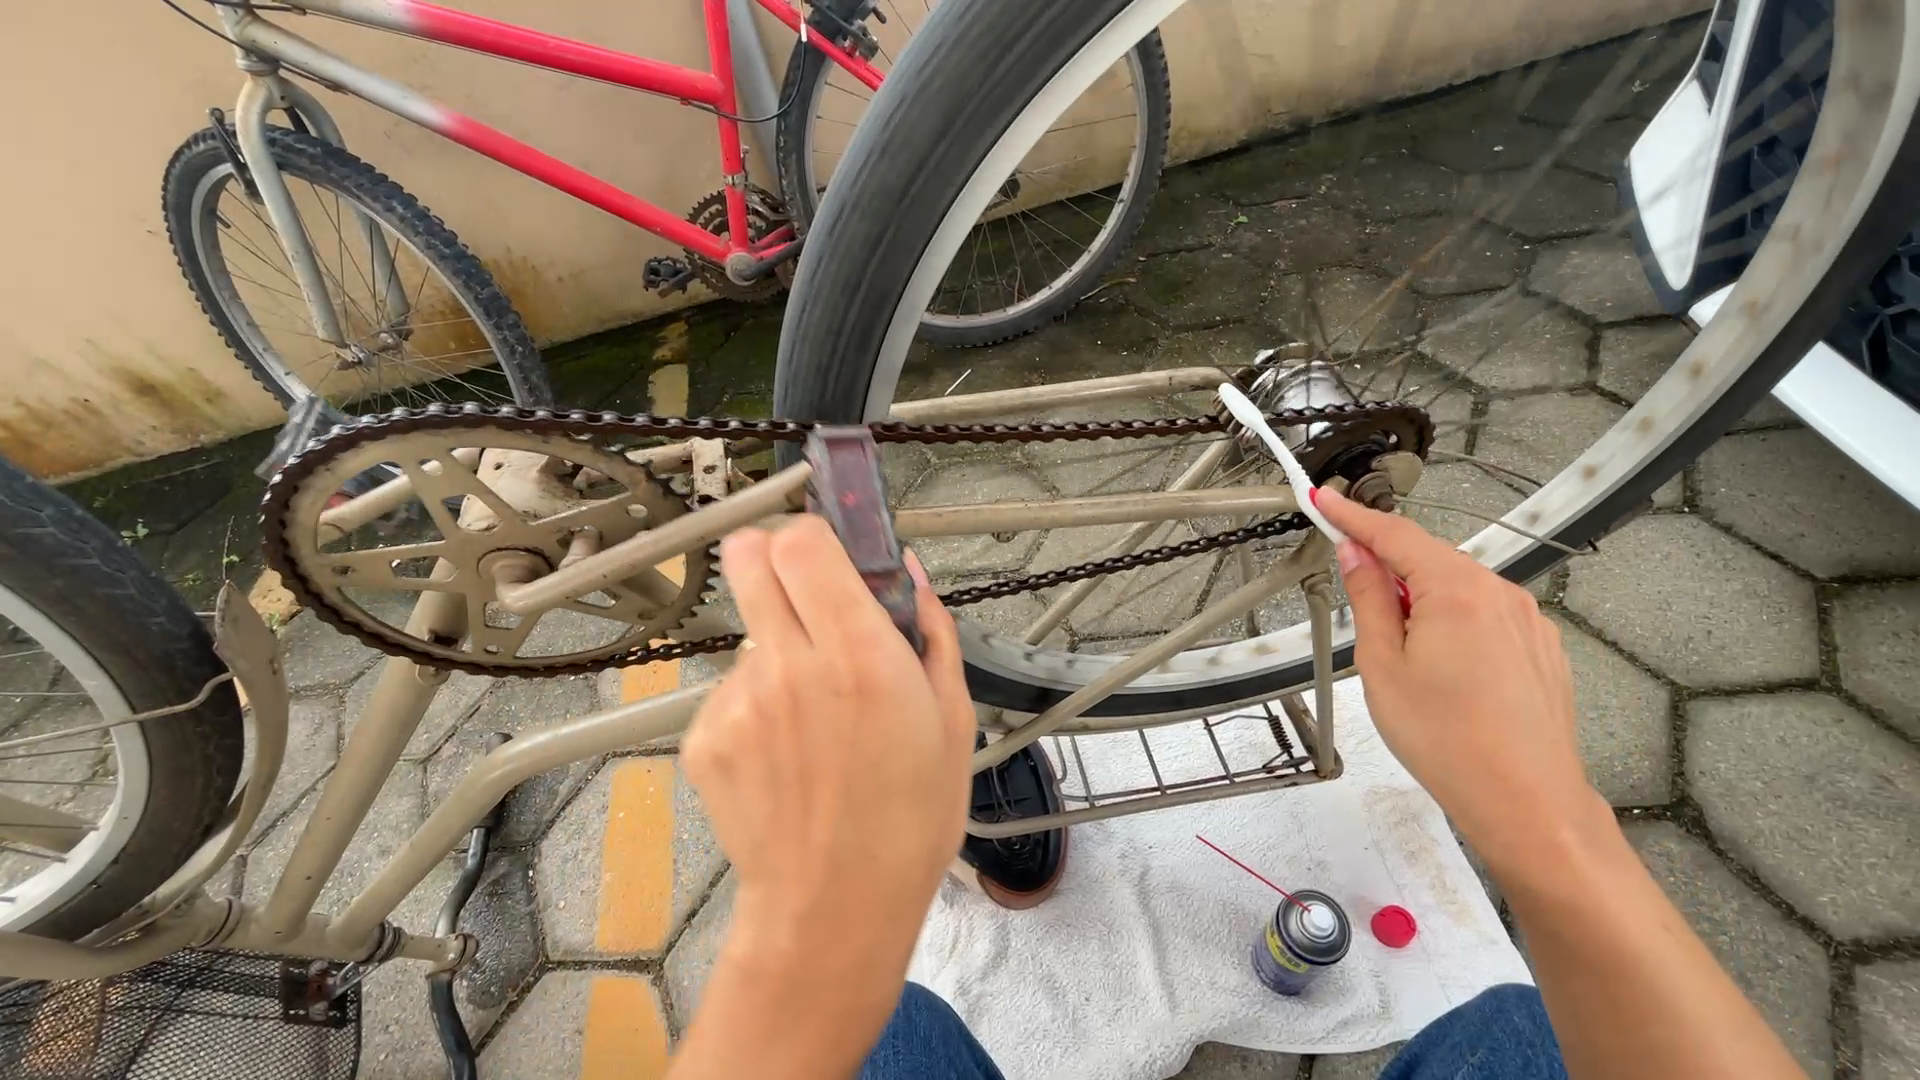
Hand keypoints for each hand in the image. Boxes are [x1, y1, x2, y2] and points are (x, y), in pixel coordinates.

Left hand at [683, 517, 975, 962]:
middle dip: (775, 560)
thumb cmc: (910, 817)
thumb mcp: (952, 717)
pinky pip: (732, 689)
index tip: (834, 555)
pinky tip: (788, 752)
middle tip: (808, 597)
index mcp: (858, 656)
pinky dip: (759, 704)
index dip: (815, 536)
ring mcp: (738, 702)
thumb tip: (909, 573)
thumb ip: (930, 630)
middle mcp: (789, 667)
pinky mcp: (706, 737)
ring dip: (779, 647)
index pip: (802, 542)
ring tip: (814, 714)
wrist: (837, 906)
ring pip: (748, 631)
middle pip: (748, 557)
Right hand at [1314, 488, 1603, 865]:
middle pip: (1429, 560)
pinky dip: (1451, 620)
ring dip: (1419, 599)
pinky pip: (1485, 615)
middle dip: (1387, 566)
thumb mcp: (1382, 664)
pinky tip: (1440, 664)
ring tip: (1397, 650)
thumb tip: (1356, 555)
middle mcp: (1501, 594)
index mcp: (1457, 591)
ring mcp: (1528, 622)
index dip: (1353, 515)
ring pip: (1458, 589)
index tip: (1323, 498)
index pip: (1395, 534)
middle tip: (1351, 586)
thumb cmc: (1444, 738)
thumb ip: (1369, 599)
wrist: (1525, 800)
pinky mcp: (1541, 648)